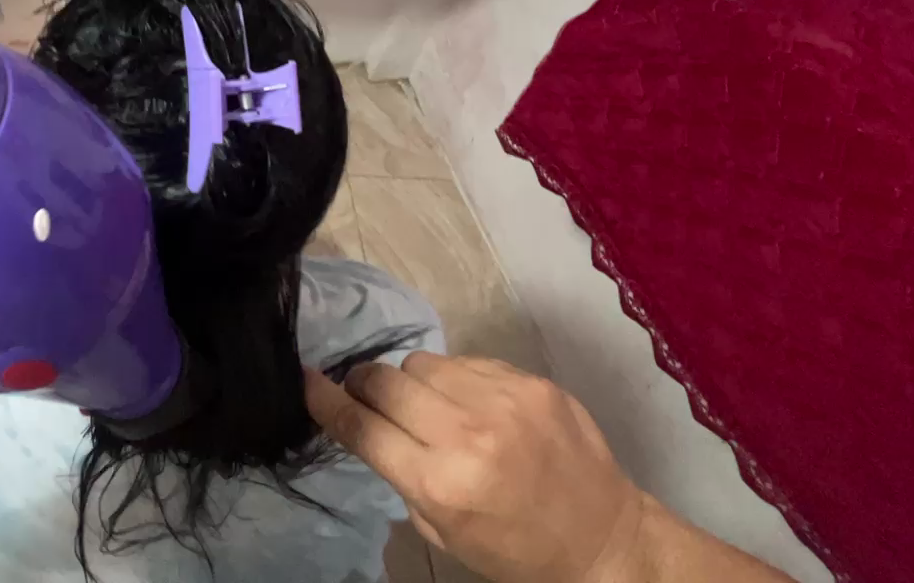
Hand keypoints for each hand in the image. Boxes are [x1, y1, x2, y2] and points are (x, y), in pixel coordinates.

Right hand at [306, 354, 646, 582]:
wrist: (607, 543)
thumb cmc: (515, 552)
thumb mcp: (442, 531)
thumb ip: (400, 471)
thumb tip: (365, 419)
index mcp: (440, 483)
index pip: (361, 426)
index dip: (325, 400)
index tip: (306, 380)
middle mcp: (466, 434)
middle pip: (382, 380)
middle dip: (367, 386)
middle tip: (373, 398)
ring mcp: (502, 400)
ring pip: (419, 363)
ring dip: (414, 383)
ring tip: (437, 407)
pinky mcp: (529, 381)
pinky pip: (464, 361)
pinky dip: (458, 381)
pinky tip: (479, 406)